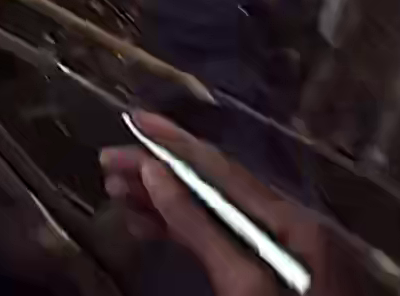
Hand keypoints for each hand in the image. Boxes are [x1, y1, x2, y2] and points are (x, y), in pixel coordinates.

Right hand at [99, 112, 341, 295]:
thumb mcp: (243, 285)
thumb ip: (197, 225)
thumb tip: (152, 170)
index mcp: (292, 222)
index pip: (218, 166)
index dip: (172, 140)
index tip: (132, 119)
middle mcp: (289, 228)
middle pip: (210, 187)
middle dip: (155, 173)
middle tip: (108, 165)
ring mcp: (283, 255)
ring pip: (209, 212)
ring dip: (160, 201)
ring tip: (117, 194)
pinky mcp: (274, 279)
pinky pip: (218, 239)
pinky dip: (180, 230)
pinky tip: (146, 226)